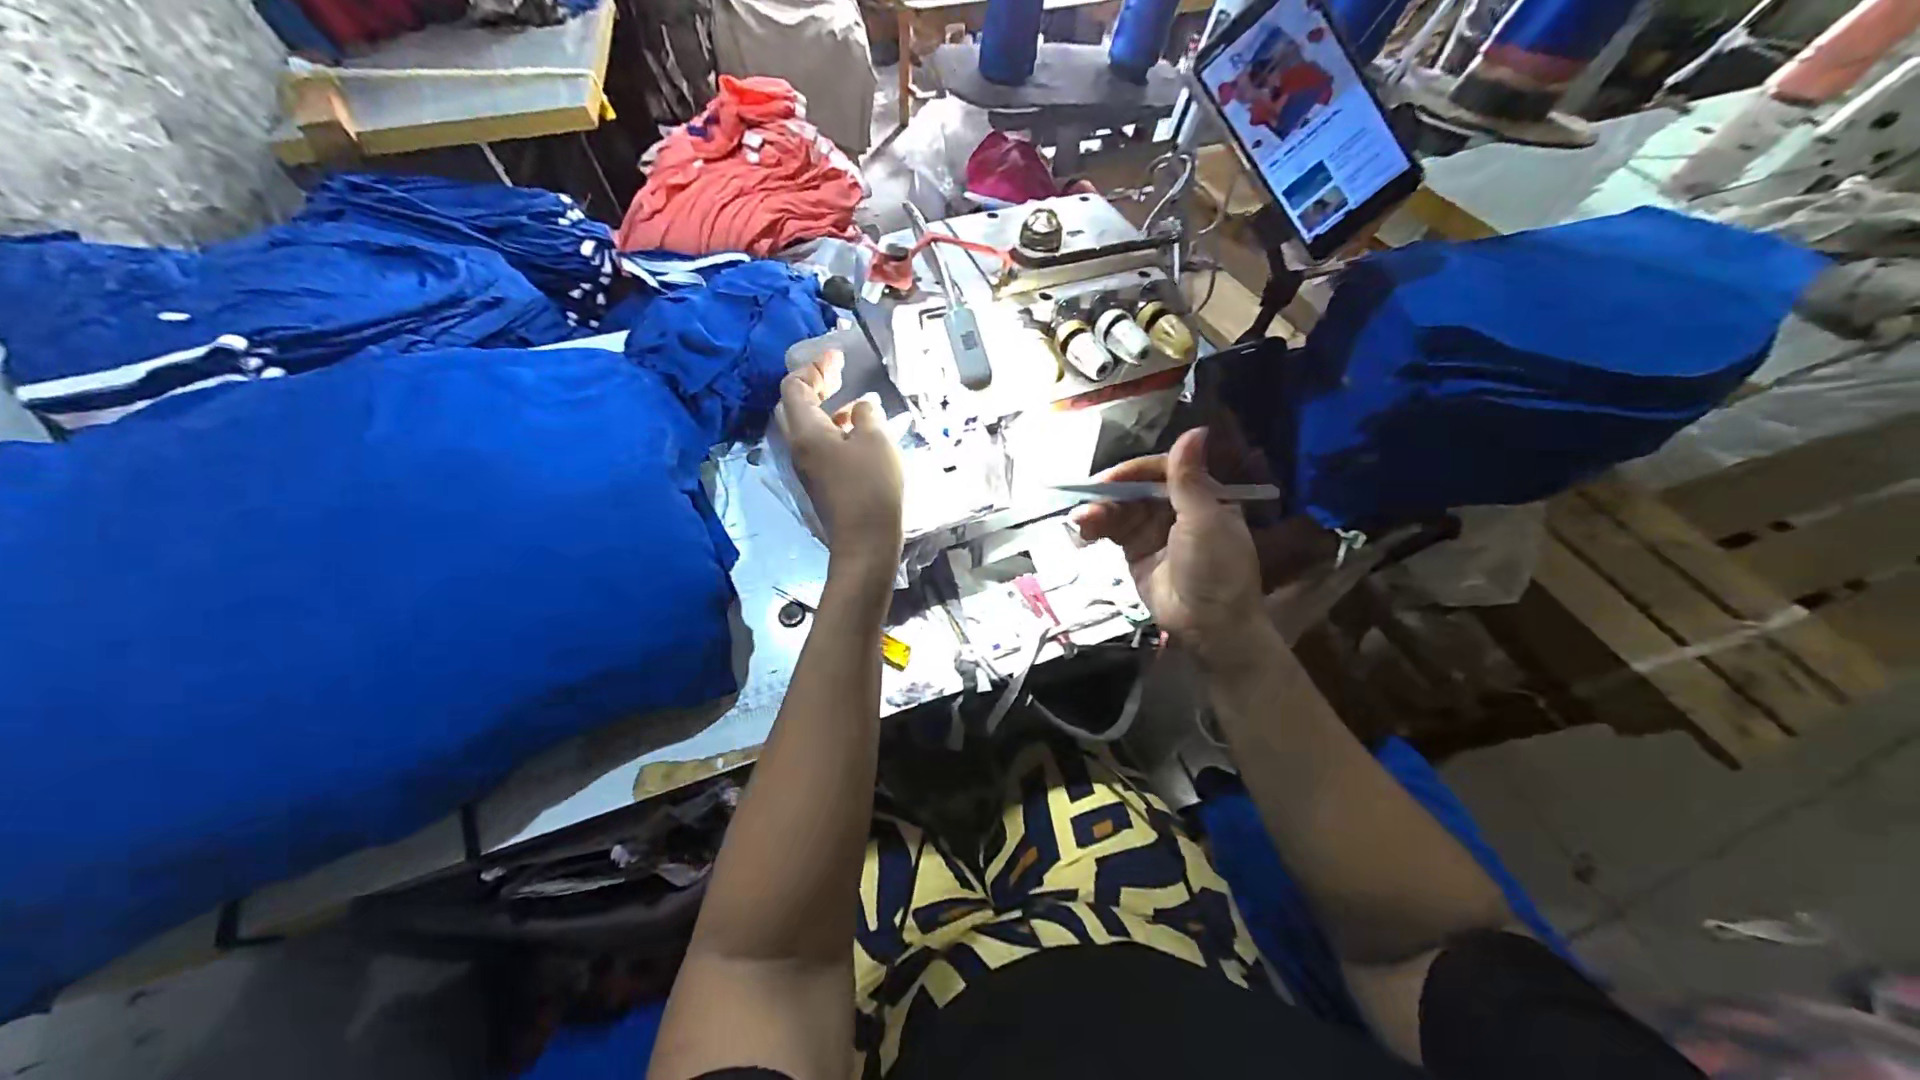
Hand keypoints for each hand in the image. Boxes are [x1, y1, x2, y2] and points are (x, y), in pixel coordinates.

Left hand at [777, 351, 903, 577]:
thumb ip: (866, 415)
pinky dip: (833, 426)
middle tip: (838, 373)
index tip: (837, 357)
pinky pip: (818, 443)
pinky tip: (857, 429)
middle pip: (793, 405)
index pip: (794, 387)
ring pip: (806, 425)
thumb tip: (860, 407)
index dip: (813, 367)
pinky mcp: (820, 481)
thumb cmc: (871, 486)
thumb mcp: (875, 441)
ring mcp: (807, 466)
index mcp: (806, 431)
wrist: (865, 540)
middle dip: (814, 384)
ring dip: (825, 406)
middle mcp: (798, 446)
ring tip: (852, 398)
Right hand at [1070, 428, 1266, 663]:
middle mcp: (1176, 508)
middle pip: (1136, 488)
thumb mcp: (1205, 521)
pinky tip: (1084, 530)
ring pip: (1120, 509)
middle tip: (1088, 501)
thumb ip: (1189, 479)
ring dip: (1099, 511)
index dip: (1136, 471)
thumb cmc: (1215, 569)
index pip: (1163, 470)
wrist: (1209, 625)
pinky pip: (1112, 530)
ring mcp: (1153, 529)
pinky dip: (1096, 527)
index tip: (1112, 479)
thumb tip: (1195, 430)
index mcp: (1202, 495)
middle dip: (1111, 493)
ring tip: (1082, 521)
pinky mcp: (1135, 550)